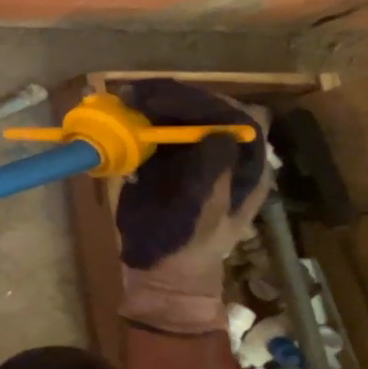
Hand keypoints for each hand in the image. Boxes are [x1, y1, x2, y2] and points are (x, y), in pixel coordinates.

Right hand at [115, 80, 272, 334]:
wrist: (164, 273)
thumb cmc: (187, 247)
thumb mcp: (206, 213)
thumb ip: (216, 173)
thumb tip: (220, 132)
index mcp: (245, 168)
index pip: (237, 117)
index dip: (204, 102)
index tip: (166, 98)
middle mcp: (224, 156)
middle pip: (208, 109)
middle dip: (175, 97)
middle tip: (135, 94)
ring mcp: (194, 158)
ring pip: (184, 116)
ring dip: (156, 103)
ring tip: (125, 100)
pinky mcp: (167, 164)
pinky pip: (159, 131)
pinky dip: (141, 119)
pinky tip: (122, 116)